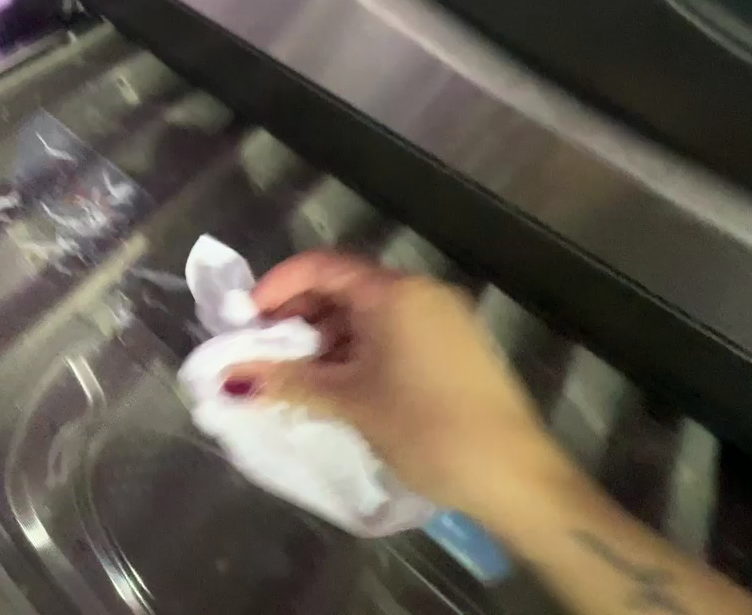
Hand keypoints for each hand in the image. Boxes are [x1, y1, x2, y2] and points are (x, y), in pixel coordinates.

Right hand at [220, 251, 573, 519]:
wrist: (523, 485)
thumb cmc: (427, 428)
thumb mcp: (348, 401)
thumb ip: (286, 378)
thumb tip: (229, 376)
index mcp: (392, 292)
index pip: (318, 266)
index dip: (275, 287)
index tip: (246, 319)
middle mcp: (418, 292)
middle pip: (340, 286)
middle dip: (296, 314)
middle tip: (266, 347)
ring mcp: (441, 318)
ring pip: (364, 311)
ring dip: (324, 336)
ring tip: (297, 372)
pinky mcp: (454, 347)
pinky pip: (389, 330)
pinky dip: (355, 348)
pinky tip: (337, 382)